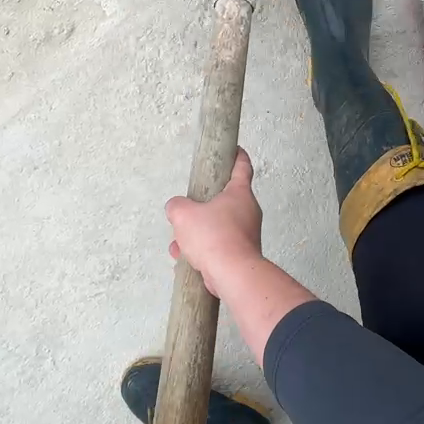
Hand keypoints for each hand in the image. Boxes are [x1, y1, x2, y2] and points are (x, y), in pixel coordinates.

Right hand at [166, 148, 264, 294]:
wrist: (232, 275)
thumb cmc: (213, 236)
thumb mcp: (184, 214)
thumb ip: (176, 206)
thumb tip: (176, 208)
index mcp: (239, 193)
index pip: (242, 166)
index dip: (237, 156)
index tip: (235, 149)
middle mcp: (247, 211)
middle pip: (224, 200)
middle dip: (203, 205)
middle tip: (189, 207)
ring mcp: (246, 234)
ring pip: (218, 226)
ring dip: (197, 232)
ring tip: (178, 242)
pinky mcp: (241, 254)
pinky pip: (218, 246)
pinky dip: (202, 250)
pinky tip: (184, 258)